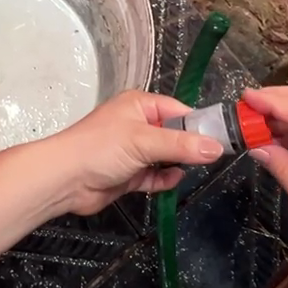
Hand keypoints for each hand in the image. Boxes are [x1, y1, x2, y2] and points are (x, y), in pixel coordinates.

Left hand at [40, 91, 224, 214]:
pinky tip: (172, 181)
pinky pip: (153, 176)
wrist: (64, 180)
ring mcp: (132, 151)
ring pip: (165, 156)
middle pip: (174, 134)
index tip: (222, 139)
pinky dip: (163, 180)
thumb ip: (182, 145)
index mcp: (139, 105)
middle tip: (213, 158)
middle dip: (190, 146)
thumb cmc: (101, 148)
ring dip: (176, 164)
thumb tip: (217, 148)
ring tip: (193, 170)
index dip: (199, 124)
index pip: (178, 110)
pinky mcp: (127, 174)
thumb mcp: (145, 141)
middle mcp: (136, 125)